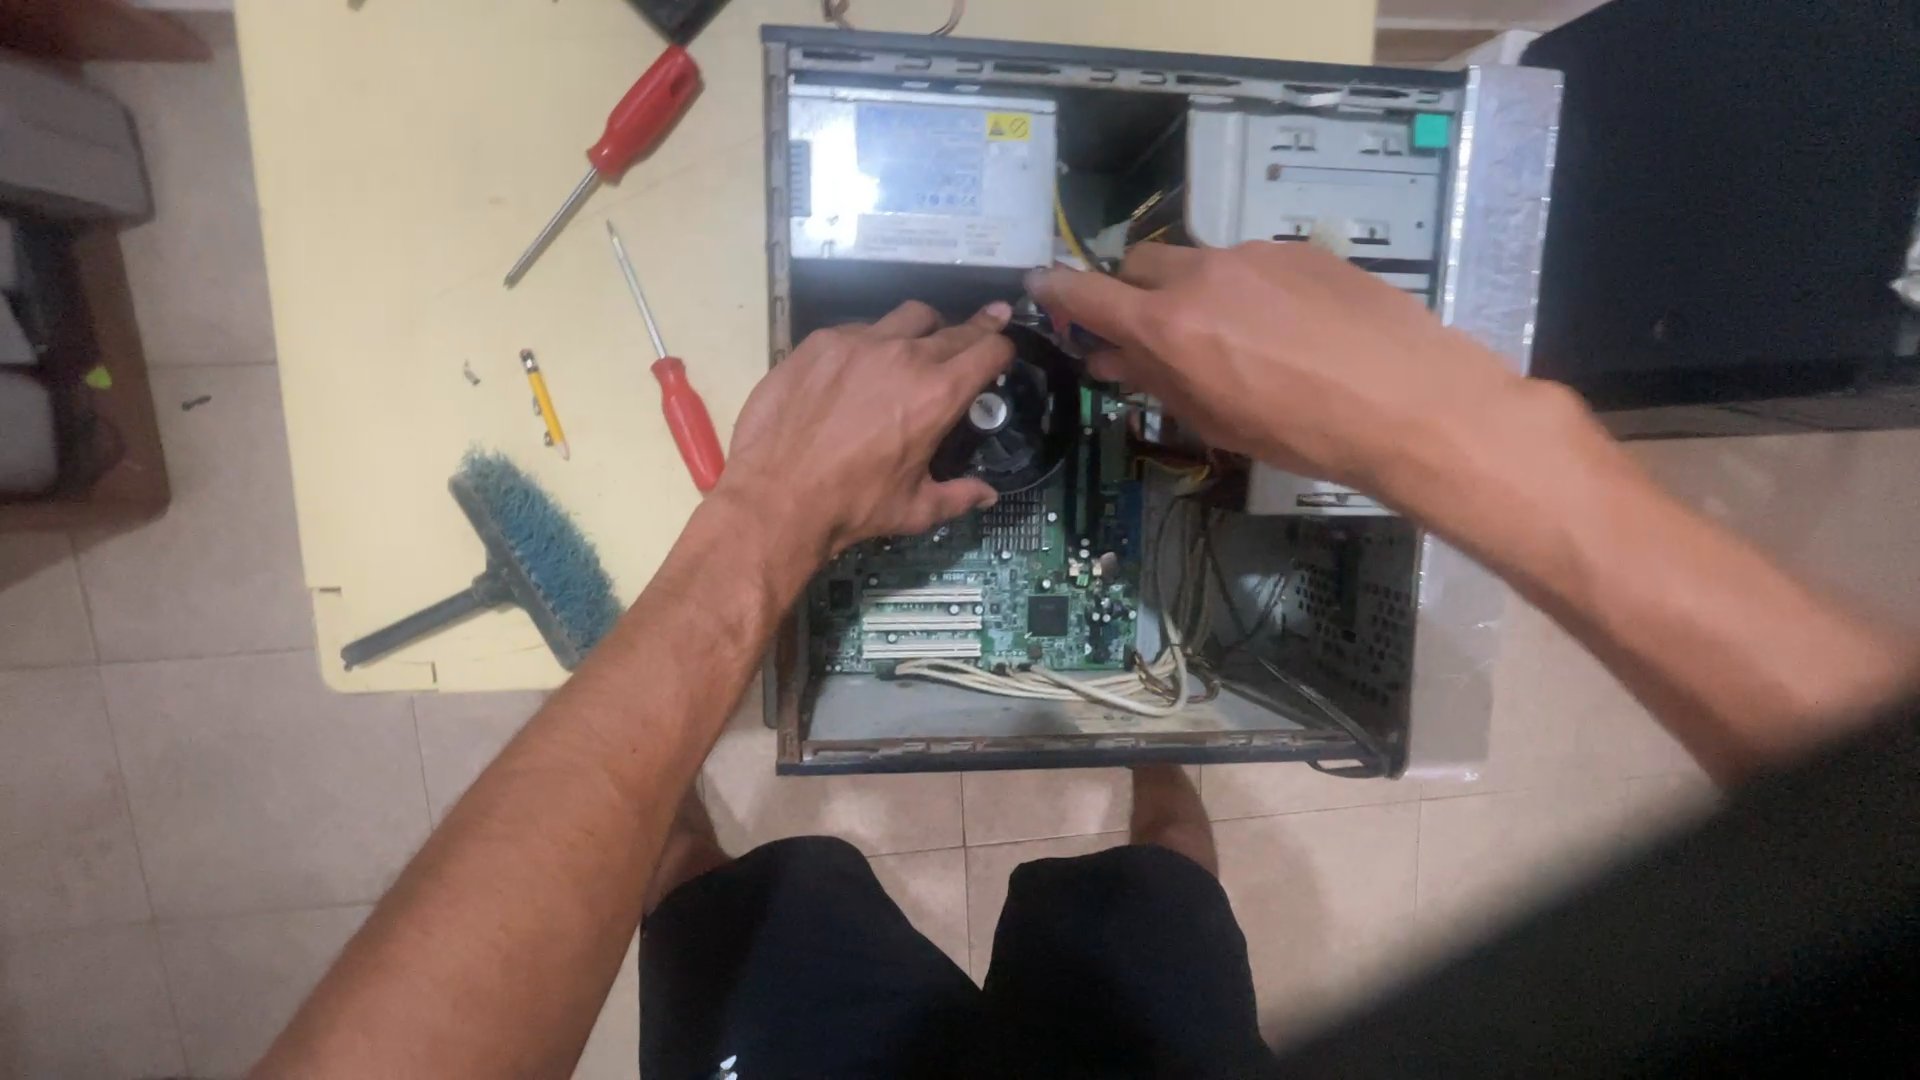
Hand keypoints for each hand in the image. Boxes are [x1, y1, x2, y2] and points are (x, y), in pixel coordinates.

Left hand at [719, 301, 1015, 555]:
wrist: (776, 498)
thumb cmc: (854, 508)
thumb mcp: (916, 509)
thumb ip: (959, 495)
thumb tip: (988, 495)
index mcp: (937, 395)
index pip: (989, 350)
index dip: (1003, 348)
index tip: (1003, 350)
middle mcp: (904, 356)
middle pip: (954, 328)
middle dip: (976, 328)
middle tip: (987, 323)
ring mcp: (858, 342)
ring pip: (907, 317)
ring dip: (924, 328)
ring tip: (919, 343)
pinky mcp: (819, 342)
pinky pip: (858, 329)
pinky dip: (872, 342)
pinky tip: (861, 365)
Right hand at [1026, 242, 1527, 494]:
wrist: (1407, 403)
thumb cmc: (1297, 430)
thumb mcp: (1210, 417)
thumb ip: (1151, 379)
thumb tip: (1107, 359)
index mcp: (1169, 326)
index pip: (1087, 295)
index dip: (1055, 291)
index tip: (1038, 286)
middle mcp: (1201, 276)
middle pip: (1138, 264)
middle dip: (1132, 292)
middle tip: (1151, 333)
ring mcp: (1253, 255)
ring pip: (1195, 262)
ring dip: (1190, 292)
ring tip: (1231, 337)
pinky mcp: (1299, 249)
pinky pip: (1247, 261)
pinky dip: (1240, 288)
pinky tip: (1280, 325)